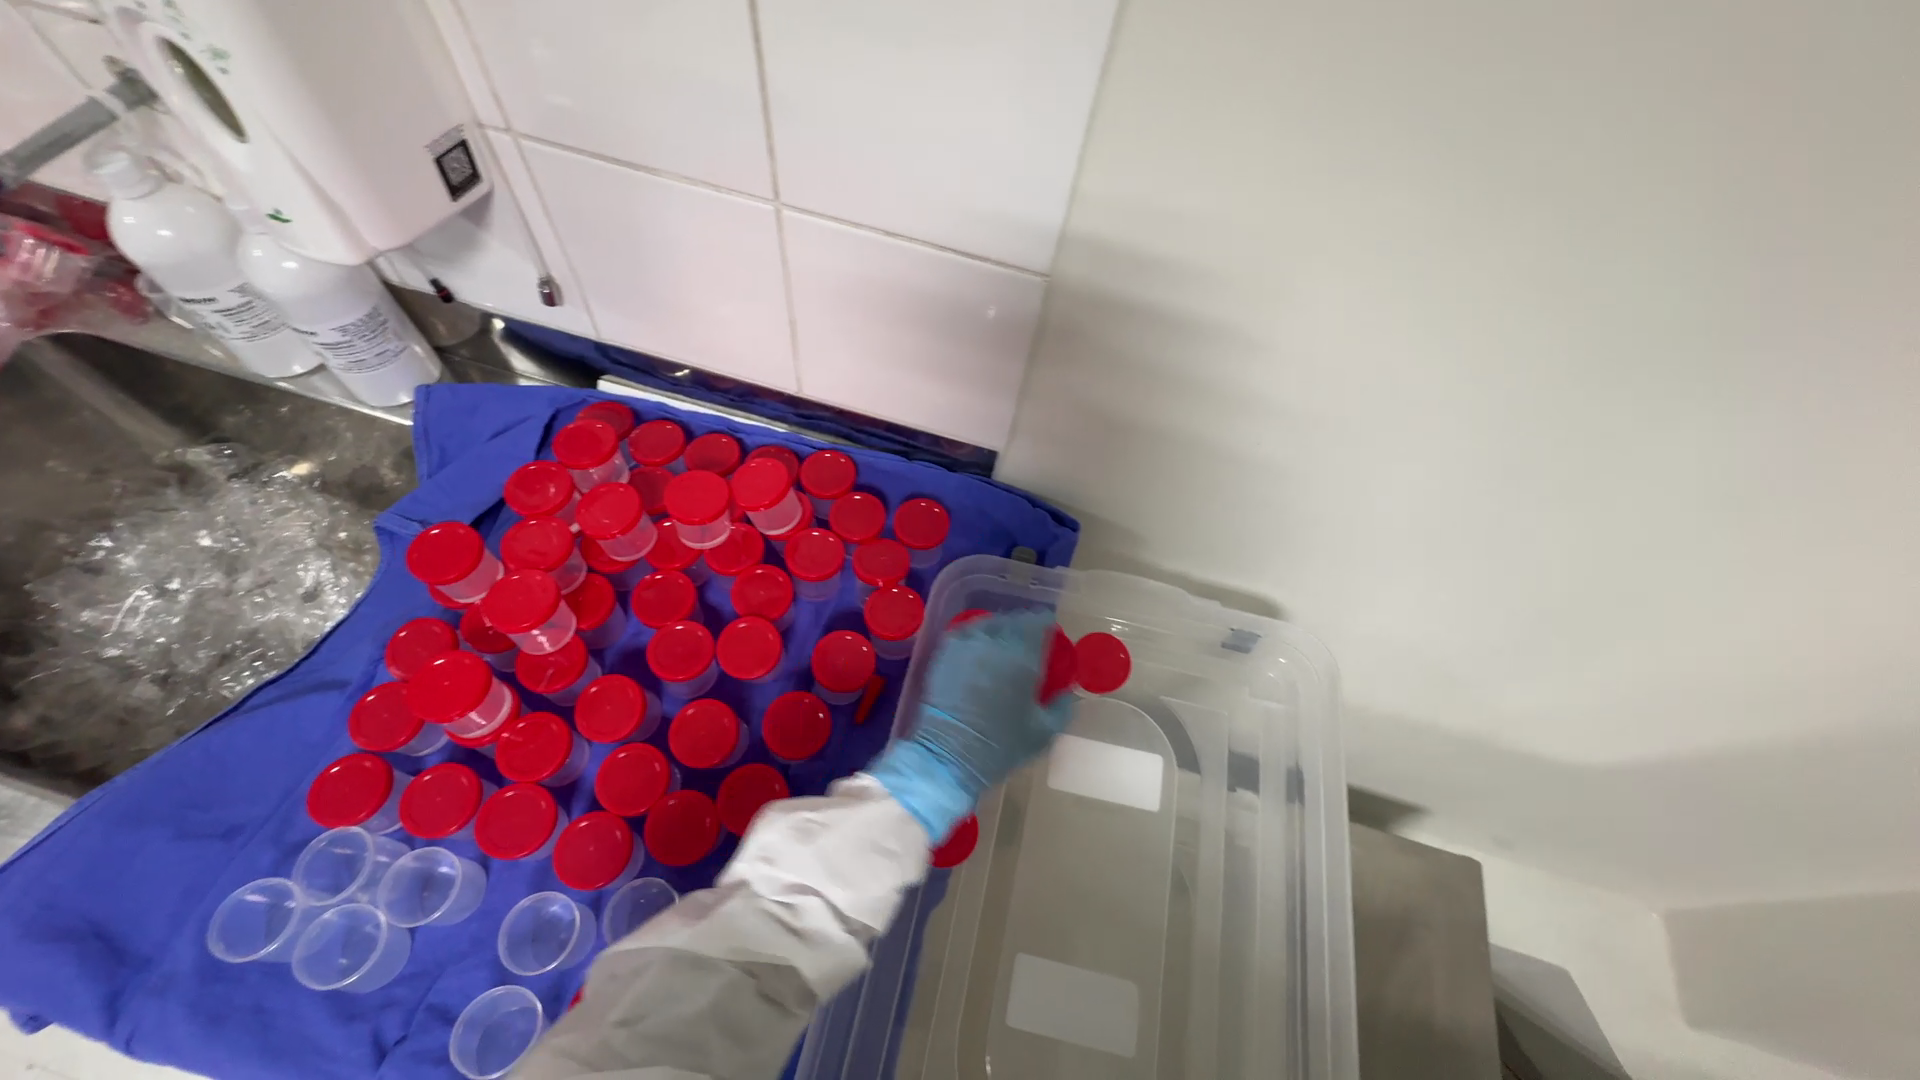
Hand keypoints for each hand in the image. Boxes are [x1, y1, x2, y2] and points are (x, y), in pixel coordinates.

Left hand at [865, 611, 1072, 840]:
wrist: (950, 754)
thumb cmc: (1002, 744)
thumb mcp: (1045, 731)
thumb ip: (1063, 706)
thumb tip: (1068, 691)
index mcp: (1024, 655)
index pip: (1040, 620)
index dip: (1047, 628)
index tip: (1050, 641)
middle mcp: (995, 640)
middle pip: (1015, 619)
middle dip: (1024, 630)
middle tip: (1028, 649)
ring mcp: (967, 642)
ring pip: (989, 623)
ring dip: (1000, 631)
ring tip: (1003, 650)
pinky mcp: (945, 651)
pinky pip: (966, 633)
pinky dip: (976, 639)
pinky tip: (979, 655)